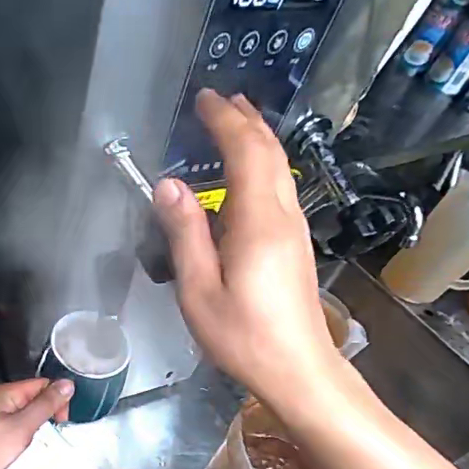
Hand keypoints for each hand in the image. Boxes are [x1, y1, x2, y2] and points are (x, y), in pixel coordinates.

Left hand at [0, 379, 74, 468]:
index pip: (43, 385)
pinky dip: (28, 443)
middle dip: (49, 419)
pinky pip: (19, 434)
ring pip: (29, 420)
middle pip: (36, 402)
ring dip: (40, 433)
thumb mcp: (21, 427)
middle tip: (53, 440)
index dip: (57, 401)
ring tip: (43, 449)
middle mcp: (1, 402)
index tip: (62, 425)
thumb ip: (46, 405)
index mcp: (6, 393)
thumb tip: (68, 383)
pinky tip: (31, 455)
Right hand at [153, 90, 345, 407]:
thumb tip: (168, 186)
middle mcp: (283, 216)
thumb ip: (185, 235)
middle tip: (220, 100)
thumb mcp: (199, 291)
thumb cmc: (245, 337)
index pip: (245, 151)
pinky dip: (264, 164)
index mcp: (257, 222)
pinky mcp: (297, 245)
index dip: (224, 120)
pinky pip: (282, 187)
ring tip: (236, 122)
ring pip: (281, 168)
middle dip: (246, 119)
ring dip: (258, 139)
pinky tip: (250, 173)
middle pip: (270, 152)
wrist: (299, 369)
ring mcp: (296, 229)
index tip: (204, 99)